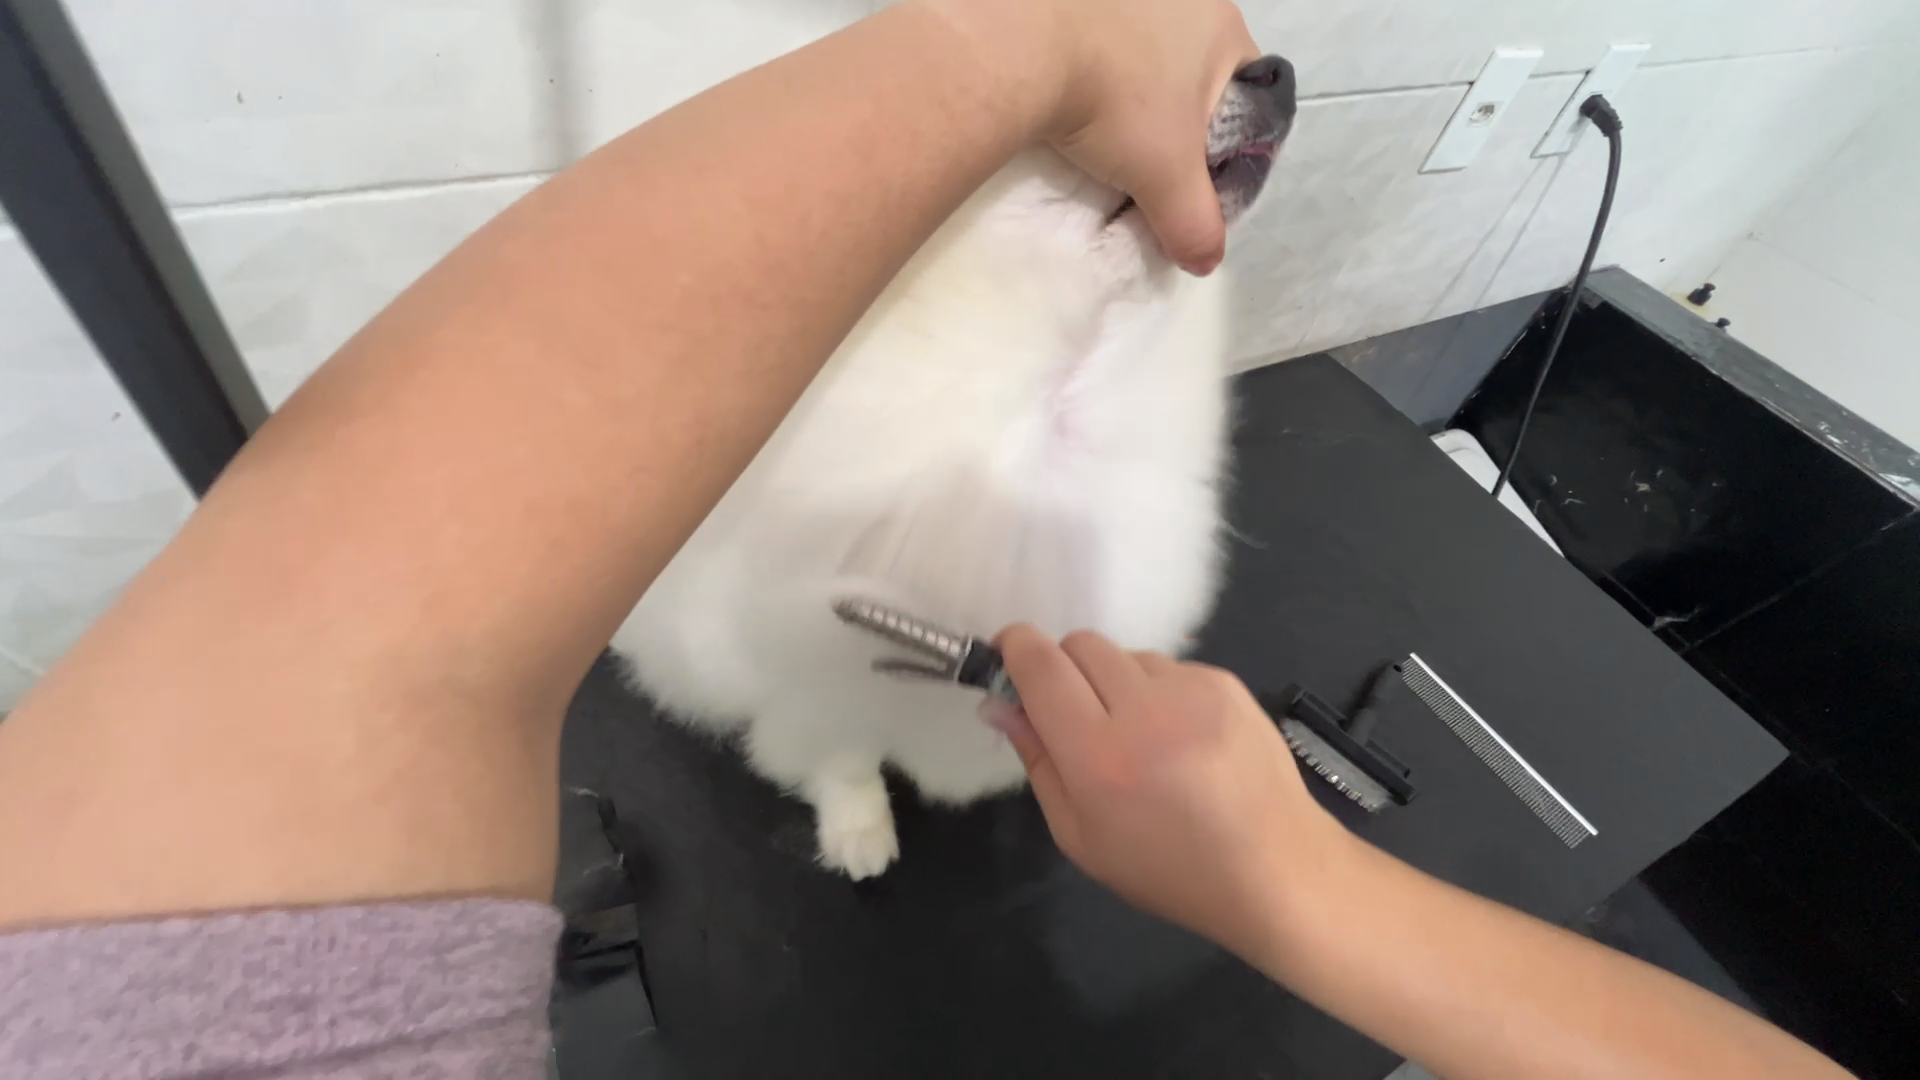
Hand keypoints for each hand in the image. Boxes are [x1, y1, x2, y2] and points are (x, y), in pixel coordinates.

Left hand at [923, 0, 1259, 273]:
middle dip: (1175, 124)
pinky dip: (1093, 76)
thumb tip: (1207, 261)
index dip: (1227, 145)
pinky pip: (1101, 47)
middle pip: (1193, 78)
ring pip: (1145, 60)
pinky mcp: (1080, 3)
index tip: (1193, 181)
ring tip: (1105, 140)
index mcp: (1223, 29)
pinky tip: (1074, 106)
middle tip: (1147, 167)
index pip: (1245, 97)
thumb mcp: (1166, 178)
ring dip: (1131, 98)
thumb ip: (1194, 222)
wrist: (1026, 46)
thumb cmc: (1118, 104)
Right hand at [991, 625, 1349, 954]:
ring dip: (1113, 681)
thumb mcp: (1079, 835)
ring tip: (1141, 735)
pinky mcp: (1225, 682)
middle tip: (1077, 714)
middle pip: (1078, 644)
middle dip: (1063, 667)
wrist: (1277, 871)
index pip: (1041, 665)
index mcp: (1100, 757)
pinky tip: (1180, 736)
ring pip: (1124, 654)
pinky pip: (1167, 665)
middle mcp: (1145, 711)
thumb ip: (1035, 759)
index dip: (1014, 646)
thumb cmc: (1166, 867)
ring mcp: (1192, 690)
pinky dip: (1157, 690)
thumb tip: (998, 703)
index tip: (1006, 655)